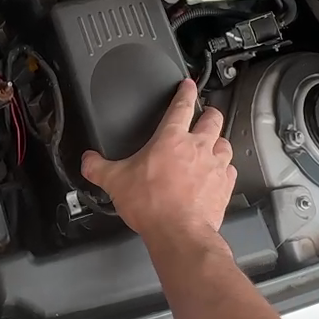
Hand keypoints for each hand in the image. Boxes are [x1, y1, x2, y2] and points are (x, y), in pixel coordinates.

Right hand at [80, 79, 236, 252]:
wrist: (179, 234)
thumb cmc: (152, 205)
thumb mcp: (115, 182)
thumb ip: (98, 167)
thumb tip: (88, 161)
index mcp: (171, 139)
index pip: (182, 105)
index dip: (186, 91)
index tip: (189, 85)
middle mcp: (197, 148)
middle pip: (212, 119)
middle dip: (209, 113)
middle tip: (205, 113)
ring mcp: (214, 167)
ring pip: (225, 143)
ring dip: (219, 141)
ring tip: (213, 143)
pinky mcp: (224, 187)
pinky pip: (231, 170)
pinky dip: (226, 168)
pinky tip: (219, 172)